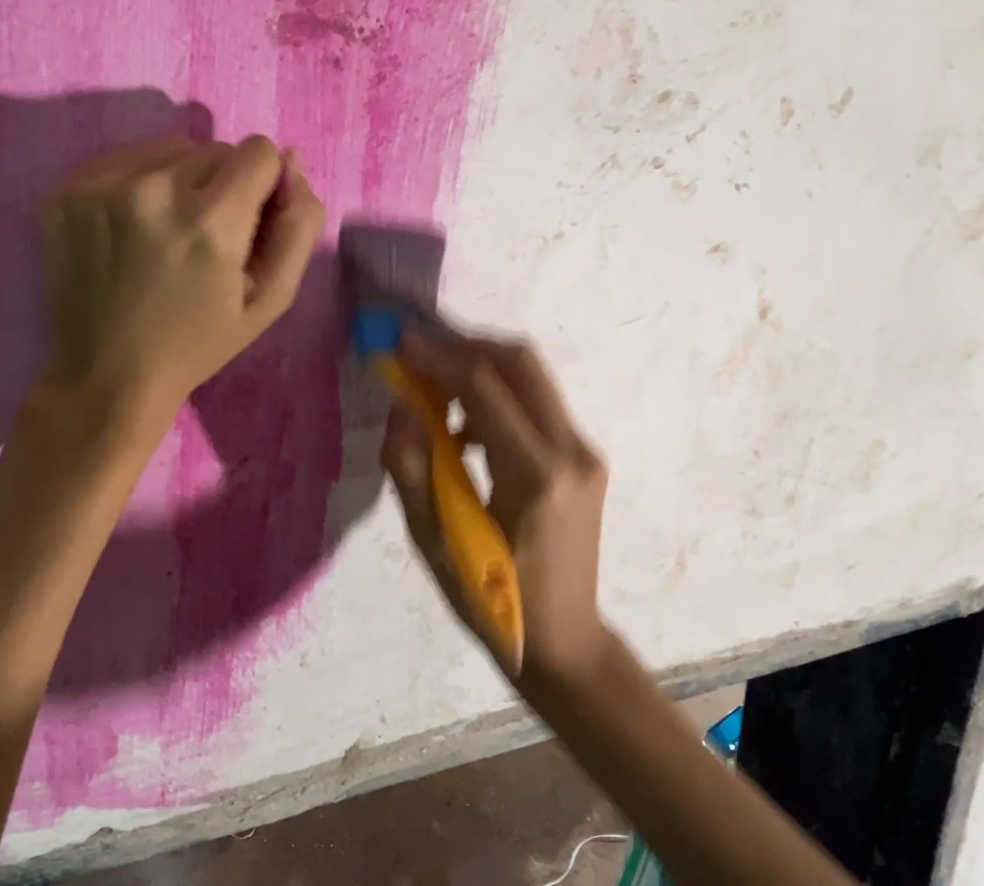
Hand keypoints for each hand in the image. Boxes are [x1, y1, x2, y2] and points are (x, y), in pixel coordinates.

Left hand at [37, 132, 325, 423]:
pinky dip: (135, 183)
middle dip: (220, 185)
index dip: (262, 186)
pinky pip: (122, 159)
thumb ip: (297, 226)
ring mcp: (104, 187)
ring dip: (178, 178)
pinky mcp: (68, 191)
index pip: (258, 151)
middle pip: (213, 149)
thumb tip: (292, 160)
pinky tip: (129, 229)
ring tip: (165, 232)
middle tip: (203, 239)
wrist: (106, 374)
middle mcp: (156, 190)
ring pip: (167, 148)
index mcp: (211, 222)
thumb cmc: (197, 345)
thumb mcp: (269, 300)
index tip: (245, 223)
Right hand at [381, 332, 610, 676]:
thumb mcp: (436, 545)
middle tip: (417, 354)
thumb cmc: (490, 603)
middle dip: (463, 346)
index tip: (398, 342)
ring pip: (532, 376)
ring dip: (480, 366)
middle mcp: (571, 451)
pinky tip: (463, 426)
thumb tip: (401, 407)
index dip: (437, 356)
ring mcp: (585, 452)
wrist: (564, 640)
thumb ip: (413, 471)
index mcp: (534, 476)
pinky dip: (497, 393)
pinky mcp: (584, 458)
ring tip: (432, 389)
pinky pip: (537, 402)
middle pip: (520, 361)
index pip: (485, 386)